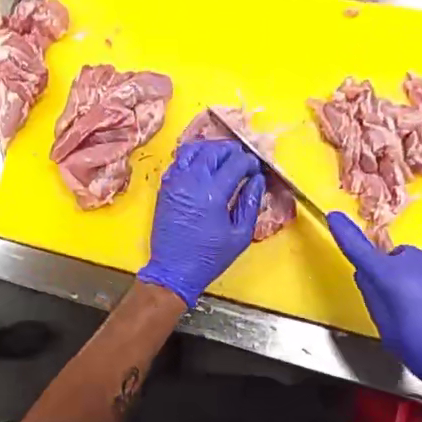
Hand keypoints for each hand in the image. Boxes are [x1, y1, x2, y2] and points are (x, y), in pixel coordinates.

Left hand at [137, 140, 266, 307]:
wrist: (173, 271)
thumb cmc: (209, 257)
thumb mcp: (240, 235)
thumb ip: (251, 203)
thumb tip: (257, 179)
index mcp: (213, 194)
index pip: (236, 162)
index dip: (250, 162)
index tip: (255, 170)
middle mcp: (191, 182)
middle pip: (214, 150)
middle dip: (232, 152)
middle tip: (241, 162)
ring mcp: (174, 183)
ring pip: (193, 150)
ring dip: (210, 150)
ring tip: (222, 160)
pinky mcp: (164, 188)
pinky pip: (178, 162)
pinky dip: (192, 158)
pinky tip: (202, 168)